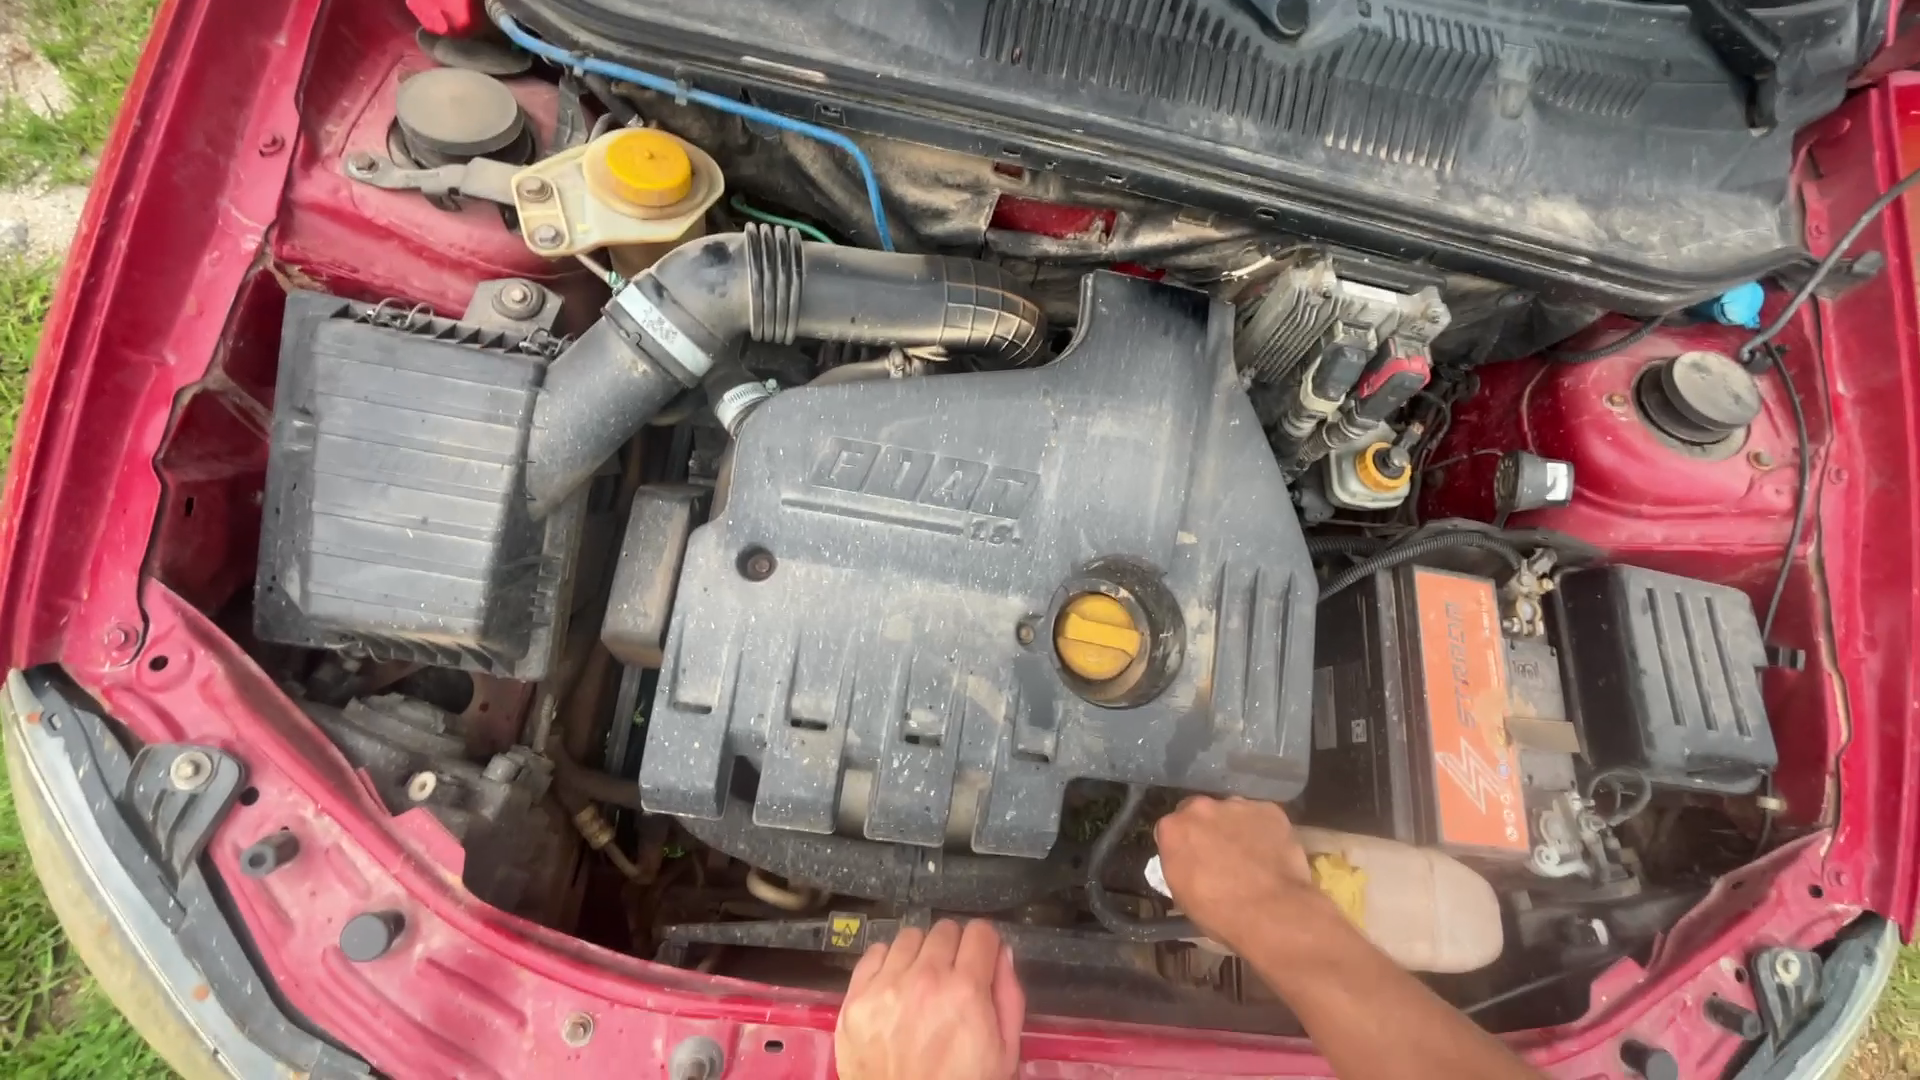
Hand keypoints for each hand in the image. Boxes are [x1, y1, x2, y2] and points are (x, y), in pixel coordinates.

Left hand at [834, 919, 1024, 1079]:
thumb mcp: (1004, 1055)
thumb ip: (1008, 997)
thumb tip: (1001, 952)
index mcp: (965, 991)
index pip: (980, 931)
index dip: (984, 947)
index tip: (980, 961)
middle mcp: (925, 979)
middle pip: (944, 930)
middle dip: (954, 950)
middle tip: (951, 978)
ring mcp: (886, 987)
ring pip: (910, 937)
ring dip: (920, 954)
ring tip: (921, 983)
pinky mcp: (856, 999)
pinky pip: (874, 954)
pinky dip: (887, 963)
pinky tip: (895, 987)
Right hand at [1153, 796, 1327, 952]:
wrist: (1272, 913)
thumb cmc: (1220, 914)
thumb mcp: (1183, 896)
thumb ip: (1180, 867)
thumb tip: (1190, 864)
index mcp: (1173, 829)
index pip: (1172, 829)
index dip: (1184, 845)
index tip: (1194, 861)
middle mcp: (1201, 808)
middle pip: (1200, 813)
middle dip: (1207, 829)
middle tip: (1222, 856)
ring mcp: (1236, 806)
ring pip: (1232, 813)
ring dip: (1236, 829)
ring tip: (1252, 858)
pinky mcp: (1268, 809)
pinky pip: (1262, 817)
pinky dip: (1265, 832)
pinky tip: (1273, 855)